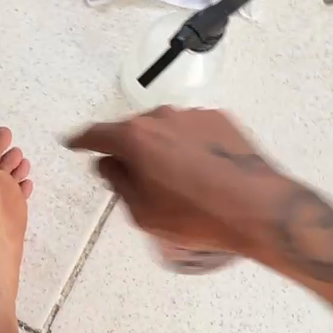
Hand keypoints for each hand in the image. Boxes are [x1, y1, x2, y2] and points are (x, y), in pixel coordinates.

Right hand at [67, 107, 311, 260]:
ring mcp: (192, 116)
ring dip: (162, 150)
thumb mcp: (143, 212)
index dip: (82, 141)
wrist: (258, 208)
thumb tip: (110, 165)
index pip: (96, 134)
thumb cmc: (198, 216)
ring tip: (178, 182)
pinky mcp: (219, 120)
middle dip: (130, 152)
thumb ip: (118, 183)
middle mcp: (160, 118)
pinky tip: (202, 174)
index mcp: (135, 138)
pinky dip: (189, 147)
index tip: (75, 143)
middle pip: (132, 132)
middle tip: (138, 181)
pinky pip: (192, 131)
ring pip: (164, 130)